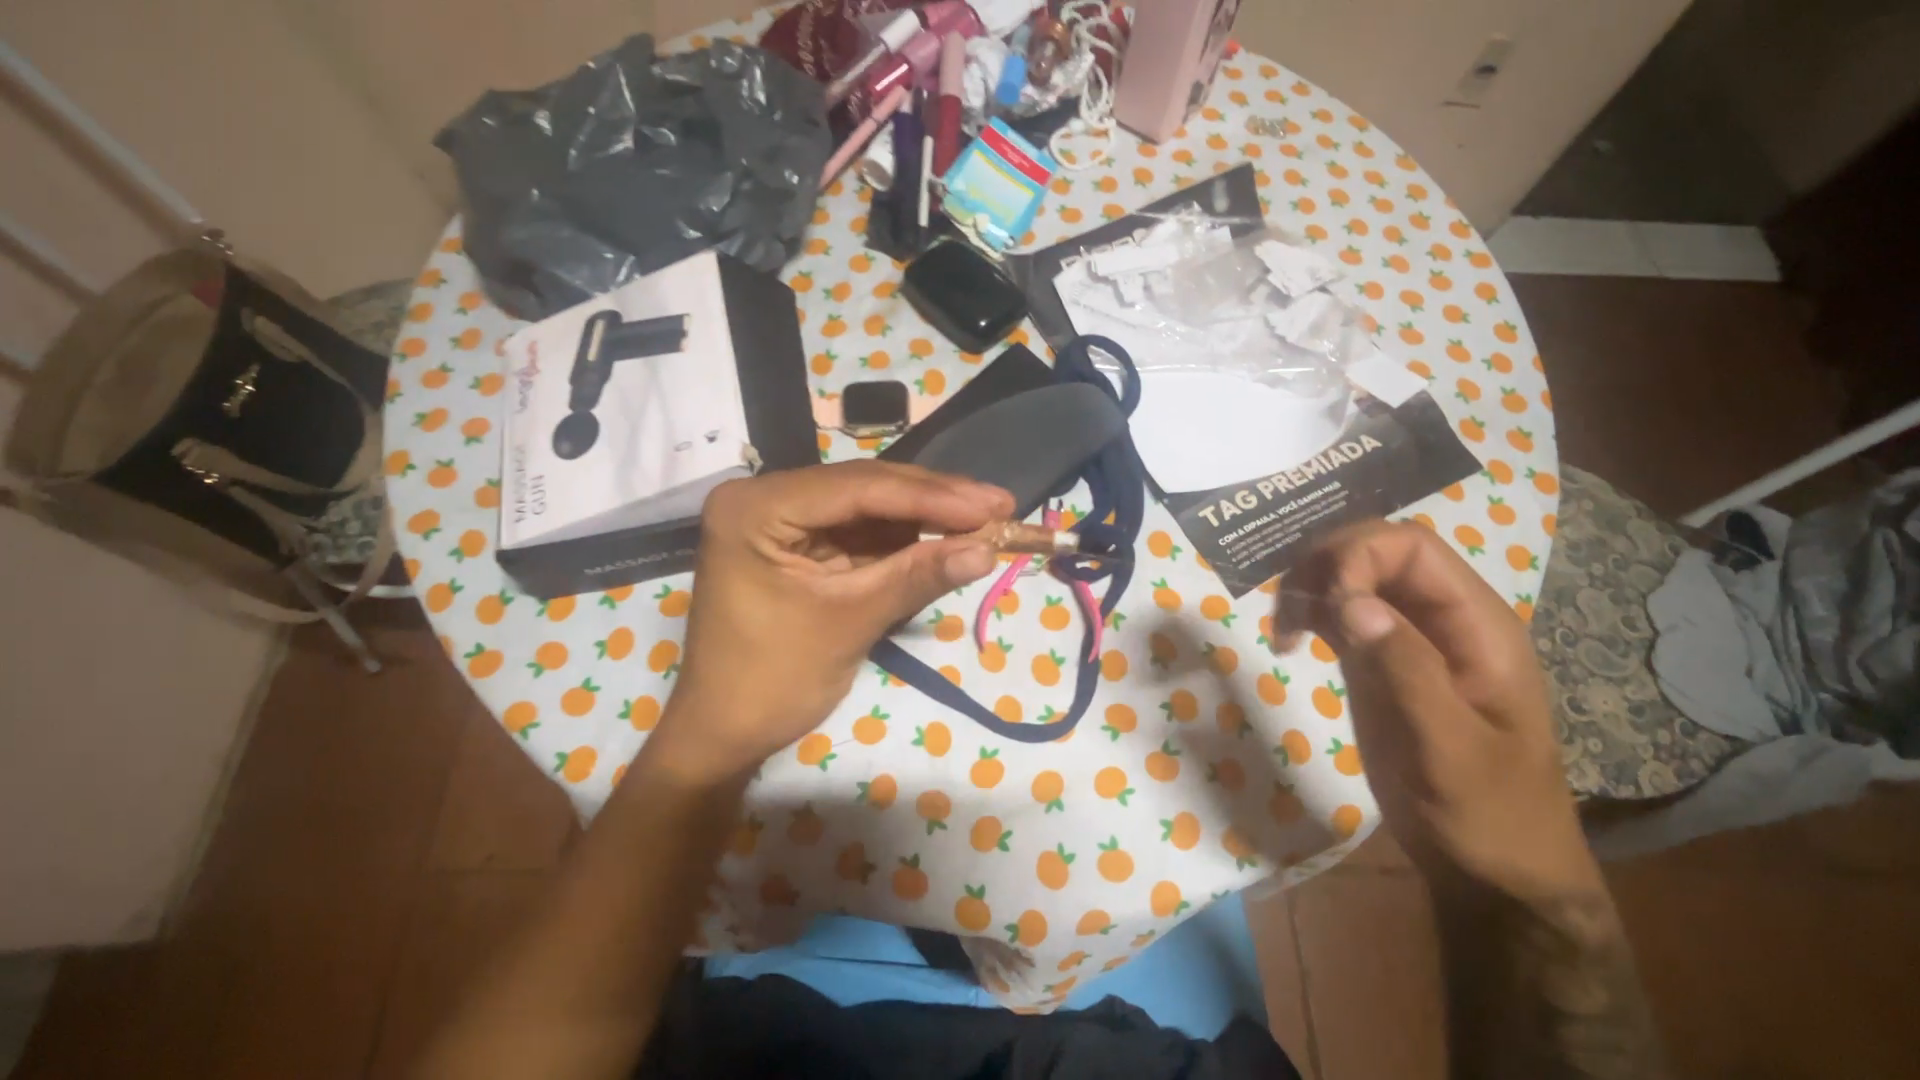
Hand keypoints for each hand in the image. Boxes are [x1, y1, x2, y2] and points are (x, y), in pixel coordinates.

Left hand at [653, 461, 1013, 780]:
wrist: (723, 735)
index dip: (932, 496)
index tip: (994, 506)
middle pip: (864, 489)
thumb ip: (915, 576)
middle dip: (933, 501)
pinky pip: (858, 533)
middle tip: (1000, 506)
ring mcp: (781, 521)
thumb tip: (987, 548)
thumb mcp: (848, 622)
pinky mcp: (797, 546)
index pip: (857, 488)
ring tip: (986, 520)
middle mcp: (764, 499)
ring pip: (867, 508)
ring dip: (924, 518)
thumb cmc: (771, 680)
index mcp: (756, 507)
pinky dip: (902, 540)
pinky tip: (947, 537)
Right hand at [1277, 520, 1597, 901]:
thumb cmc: (1487, 814)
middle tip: (1287, 612)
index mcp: (1478, 626)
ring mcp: (1413, 642)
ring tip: (1283, 630)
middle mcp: (1445, 620)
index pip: (1412, 548)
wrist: (1495, 874)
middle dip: (1327, 565)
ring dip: (1312, 588)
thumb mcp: (1450, 749)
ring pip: (1357, 580)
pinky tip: (1288, 640)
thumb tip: (1352, 601)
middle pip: (1379, 553)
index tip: (1325, 603)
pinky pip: (1346, 617)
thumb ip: (1407, 670)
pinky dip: (1312, 615)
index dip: (1358, 555)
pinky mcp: (1385, 666)